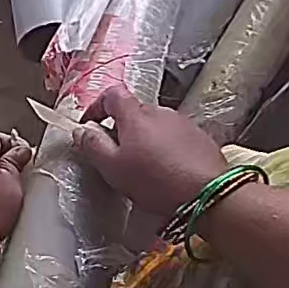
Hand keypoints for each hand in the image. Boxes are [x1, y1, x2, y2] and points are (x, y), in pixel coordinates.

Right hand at [73, 88, 229, 217]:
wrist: (207, 193)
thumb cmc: (155, 180)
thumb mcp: (113, 167)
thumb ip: (93, 146)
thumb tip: (80, 130)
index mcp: (135, 115)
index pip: (111, 94)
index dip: (97, 107)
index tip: (90, 125)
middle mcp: (160, 111)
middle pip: (134, 112)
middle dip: (121, 129)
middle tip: (115, 155)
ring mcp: (183, 123)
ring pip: (155, 125)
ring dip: (145, 139)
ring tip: (143, 166)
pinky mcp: (200, 138)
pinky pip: (174, 137)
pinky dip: (165, 148)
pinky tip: (166, 170)